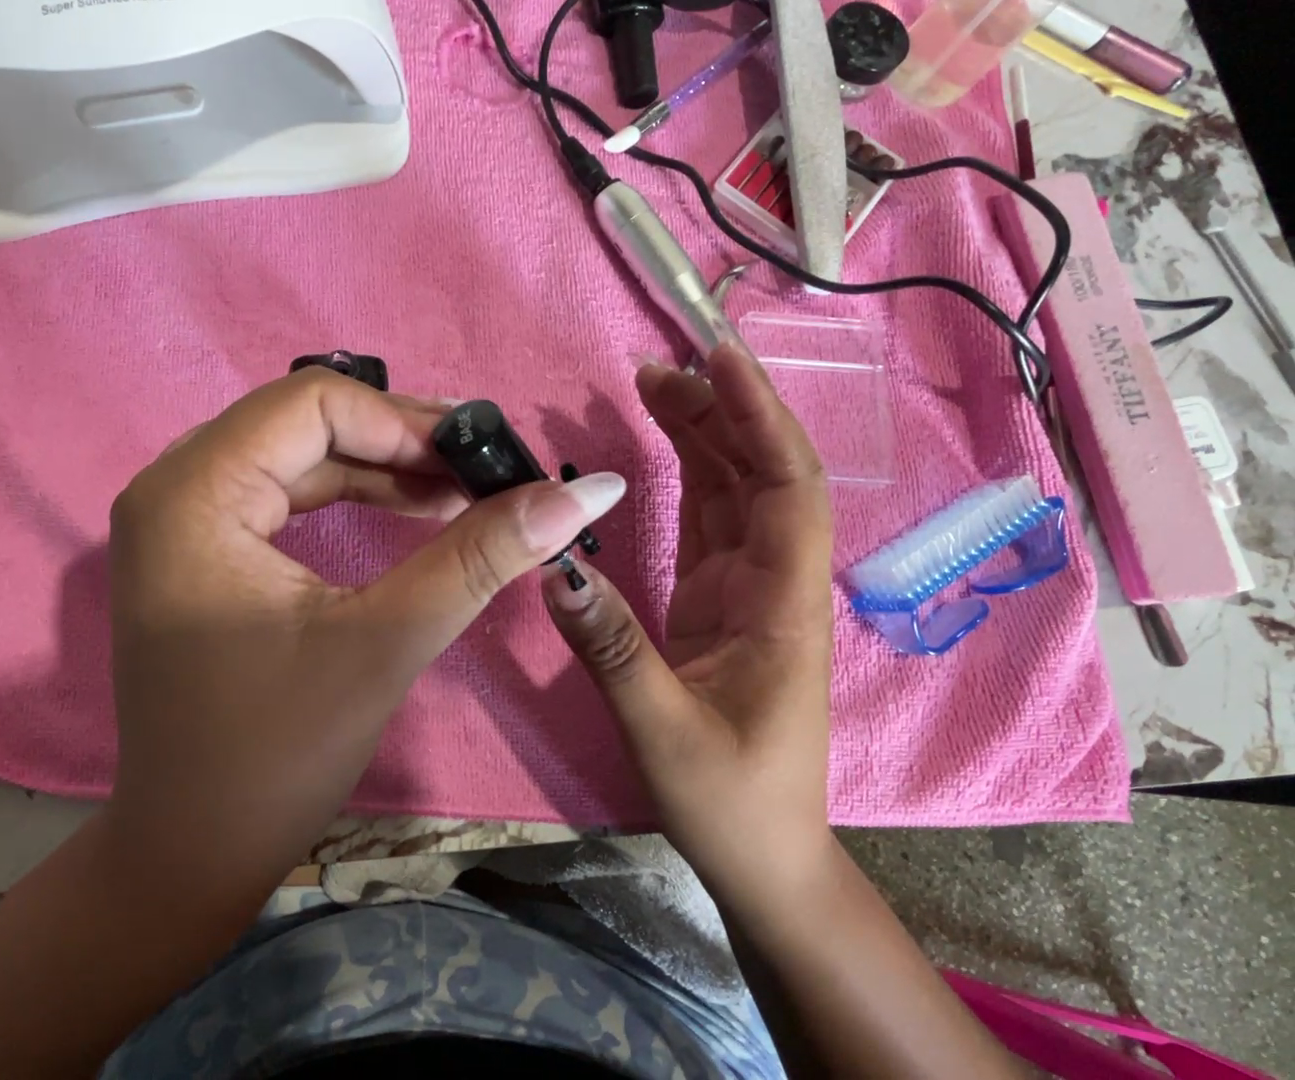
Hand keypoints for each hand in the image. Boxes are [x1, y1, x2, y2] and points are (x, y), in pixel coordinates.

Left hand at [105, 368, 626, 883]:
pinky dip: (338, 501)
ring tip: (458, 495)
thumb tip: (586, 491)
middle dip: (397, 443)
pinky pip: (270, 499)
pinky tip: (400, 513)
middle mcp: (168, 489)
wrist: (193, 848)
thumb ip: (479, 555)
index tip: (485, 462)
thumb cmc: (279, 753)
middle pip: (297, 424)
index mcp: (191, 494)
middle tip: (483, 475)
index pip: (312, 403)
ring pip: (287, 460)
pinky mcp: (189, 556)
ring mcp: (172, 523)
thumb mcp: (385, 642)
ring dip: (374, 470)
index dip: (408, 421)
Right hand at [541, 343, 834, 894]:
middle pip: (761, 476)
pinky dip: (688, 478)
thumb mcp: (663, 730)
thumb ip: (612, 648)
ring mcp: (746, 593)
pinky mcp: (718, 606)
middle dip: (719, 412)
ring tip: (652, 388)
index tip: (717, 359)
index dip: (758, 418)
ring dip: (703, 436)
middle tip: (655, 368)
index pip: (787, 489)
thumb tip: (554, 568)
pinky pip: (709, 524)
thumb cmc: (730, 800)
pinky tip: (658, 450)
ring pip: (735, 494)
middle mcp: (772, 585)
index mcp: (781, 606)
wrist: (763, 855)